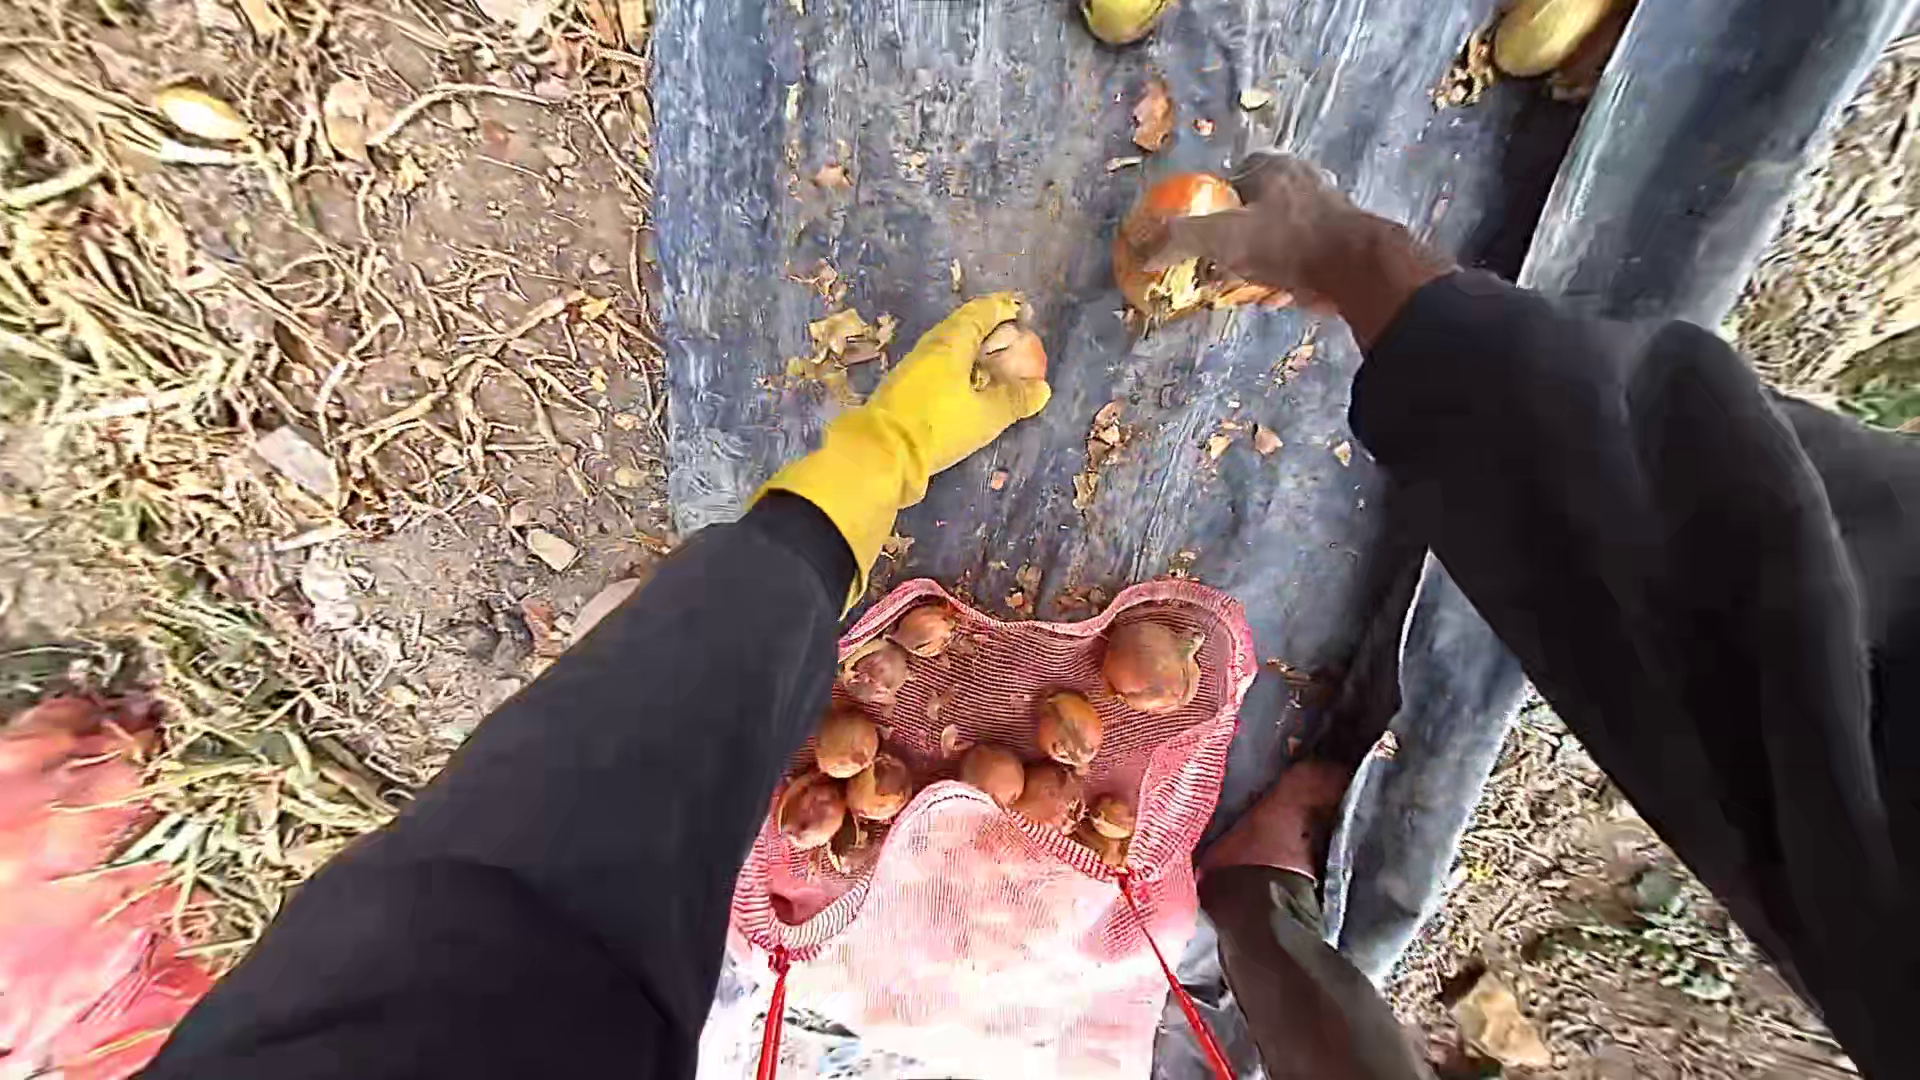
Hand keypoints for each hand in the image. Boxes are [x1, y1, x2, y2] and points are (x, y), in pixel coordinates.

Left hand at [867, 292, 1050, 476]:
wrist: (882, 455)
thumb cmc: (938, 426)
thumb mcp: (985, 415)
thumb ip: (1014, 400)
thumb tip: (1041, 388)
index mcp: (950, 342)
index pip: (981, 312)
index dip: (1004, 309)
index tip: (1022, 311)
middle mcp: (930, 349)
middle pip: (965, 332)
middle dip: (992, 337)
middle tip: (1017, 347)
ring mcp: (915, 371)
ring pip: (952, 355)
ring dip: (976, 360)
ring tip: (1000, 373)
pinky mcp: (907, 394)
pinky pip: (942, 375)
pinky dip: (962, 377)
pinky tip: (973, 394)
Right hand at [1148, 151, 1454, 345]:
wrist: (1351, 267)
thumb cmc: (1284, 242)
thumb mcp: (1222, 237)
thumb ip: (1181, 239)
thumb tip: (1145, 252)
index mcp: (1272, 169)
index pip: (1231, 176)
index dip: (1210, 203)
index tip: (1198, 233)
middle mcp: (1299, 181)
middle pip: (1252, 207)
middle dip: (1232, 236)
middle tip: (1215, 262)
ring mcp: (1320, 210)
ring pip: (1272, 234)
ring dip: (1253, 260)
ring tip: (1239, 281)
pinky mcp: (1334, 241)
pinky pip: (1294, 257)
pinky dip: (1279, 275)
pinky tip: (1270, 293)